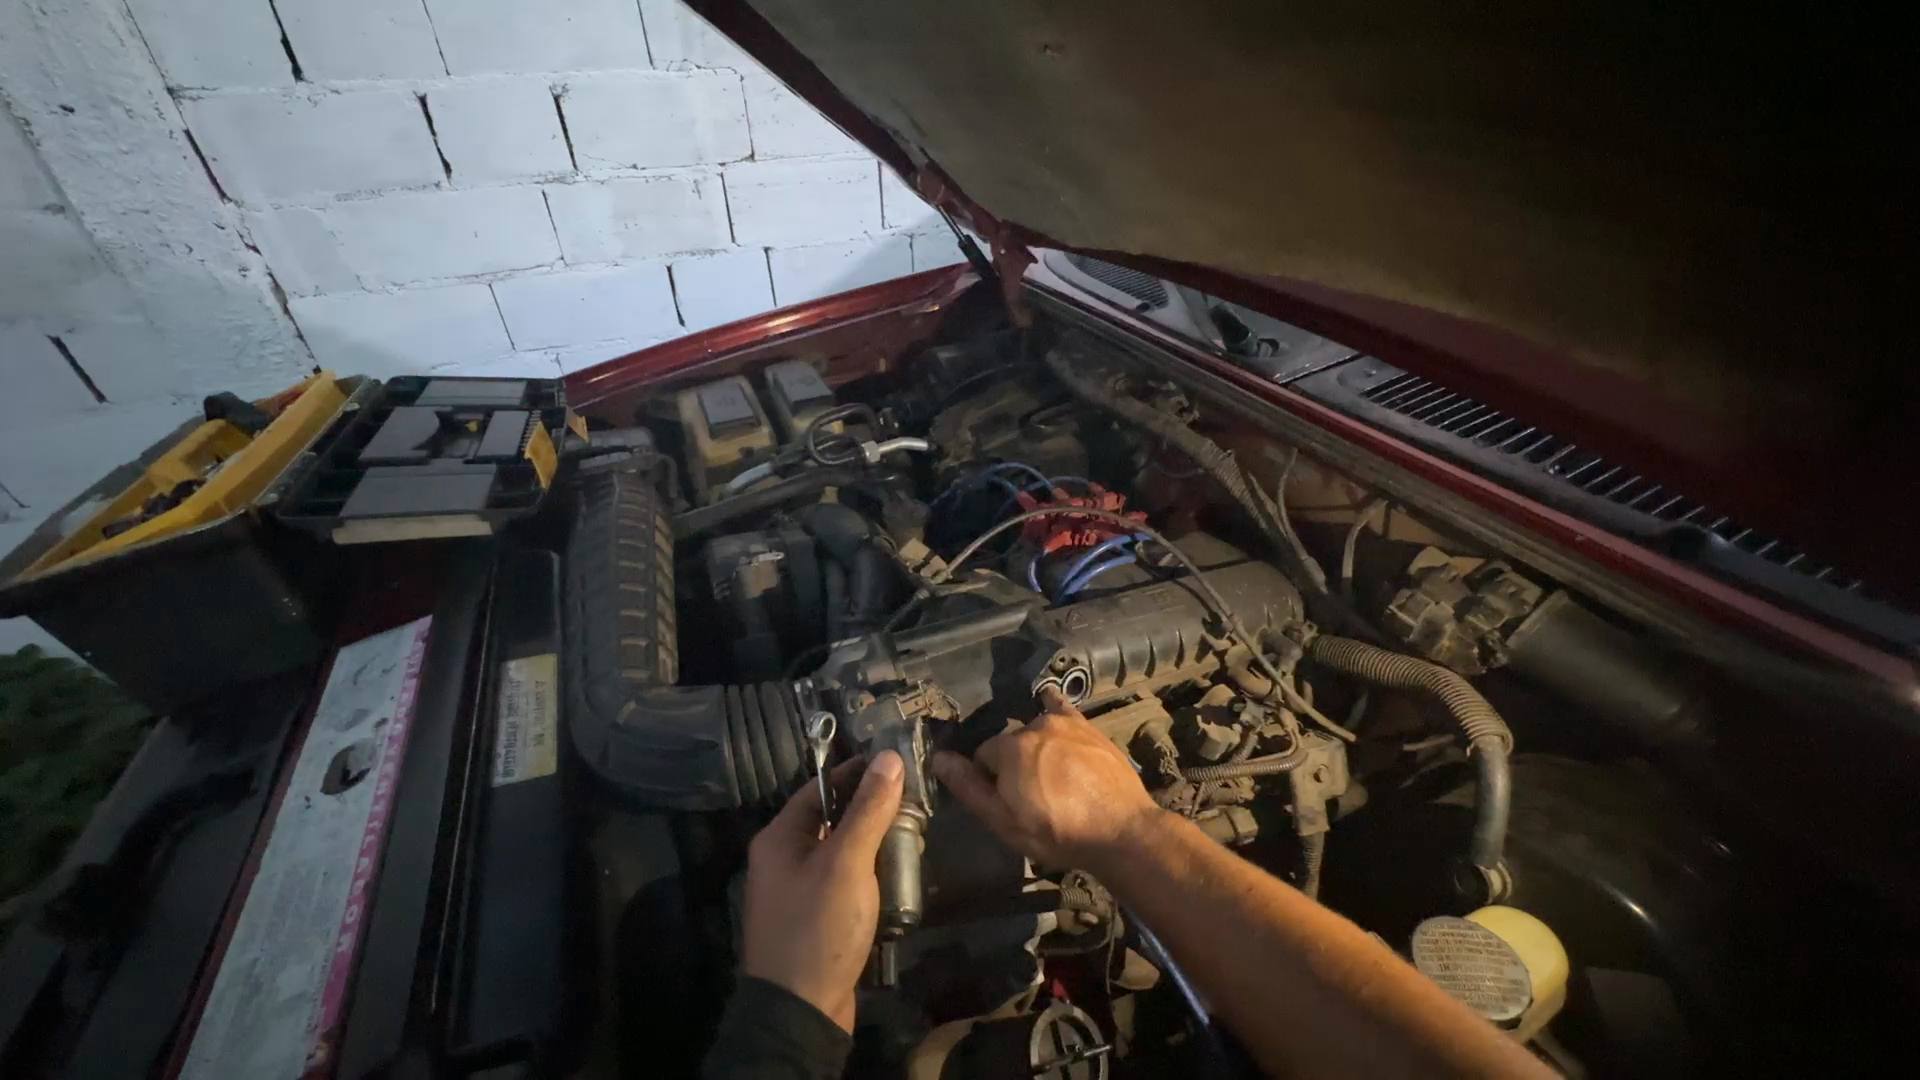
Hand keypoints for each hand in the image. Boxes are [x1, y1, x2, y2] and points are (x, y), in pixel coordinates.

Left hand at [741, 750, 904, 1032]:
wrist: (800, 1015)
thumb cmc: (818, 927)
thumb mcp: (847, 862)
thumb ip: (868, 809)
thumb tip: (888, 757)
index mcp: (780, 837)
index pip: (820, 787)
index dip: (856, 773)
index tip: (897, 766)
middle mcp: (783, 859)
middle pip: (833, 818)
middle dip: (873, 810)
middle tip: (914, 806)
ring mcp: (799, 891)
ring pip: (842, 851)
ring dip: (876, 843)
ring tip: (914, 839)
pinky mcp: (816, 918)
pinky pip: (845, 881)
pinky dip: (870, 873)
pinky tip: (899, 875)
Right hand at [932, 687, 1162, 871]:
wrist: (1120, 831)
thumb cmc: (1057, 831)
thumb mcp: (1004, 821)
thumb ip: (969, 787)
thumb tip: (938, 758)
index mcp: (1008, 748)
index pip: (982, 758)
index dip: (988, 782)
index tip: (1004, 803)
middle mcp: (1033, 726)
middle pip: (1009, 744)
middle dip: (1012, 765)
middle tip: (1030, 797)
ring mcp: (1064, 723)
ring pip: (1034, 732)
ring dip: (1034, 749)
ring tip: (1050, 779)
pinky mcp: (1088, 726)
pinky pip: (1061, 707)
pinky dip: (1051, 705)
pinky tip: (1047, 701)